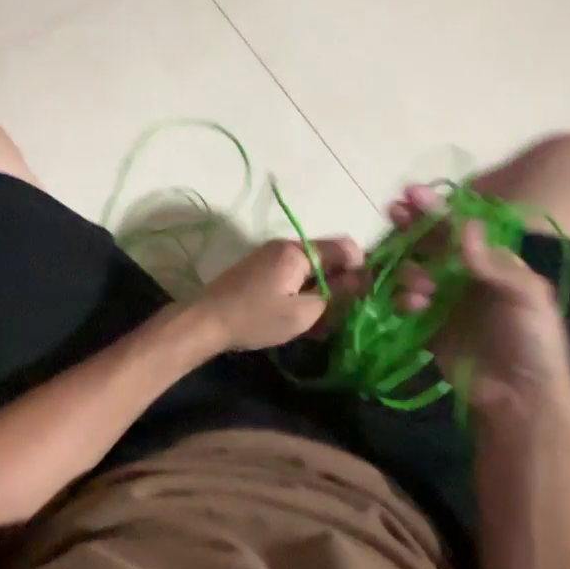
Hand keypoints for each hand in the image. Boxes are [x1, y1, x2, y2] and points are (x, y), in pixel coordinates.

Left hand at [196, 237, 361, 350]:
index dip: (361, 270)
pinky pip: (290, 275)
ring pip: (309, 269)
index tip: (363, 296)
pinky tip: (297, 316)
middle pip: (327, 258)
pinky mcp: (257, 270)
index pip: (345, 248)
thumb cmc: (255, 318)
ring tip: (318, 321)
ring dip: (319, 291)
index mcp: (297, 251)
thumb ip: (337, 295)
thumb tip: (365, 279)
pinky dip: (300, 292)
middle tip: (340, 313)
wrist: (204, 322)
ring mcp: (268, 256)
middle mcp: (283, 246)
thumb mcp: (303, 313)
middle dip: (339, 284)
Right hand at [388, 186, 569, 416]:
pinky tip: (411, 308)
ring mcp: (444, 300)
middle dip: (412, 226)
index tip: (411, 194)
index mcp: (495, 263)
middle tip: (393, 212)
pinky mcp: (426, 325)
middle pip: (432, 243)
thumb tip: (464, 226)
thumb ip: (493, 263)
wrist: (519, 397)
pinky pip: (403, 302)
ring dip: (410, 270)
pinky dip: (402, 300)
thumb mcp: (527, 297)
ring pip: (413, 270)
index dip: (437, 210)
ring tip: (419, 288)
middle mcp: (467, 276)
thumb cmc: (533, 342)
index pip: (461, 228)